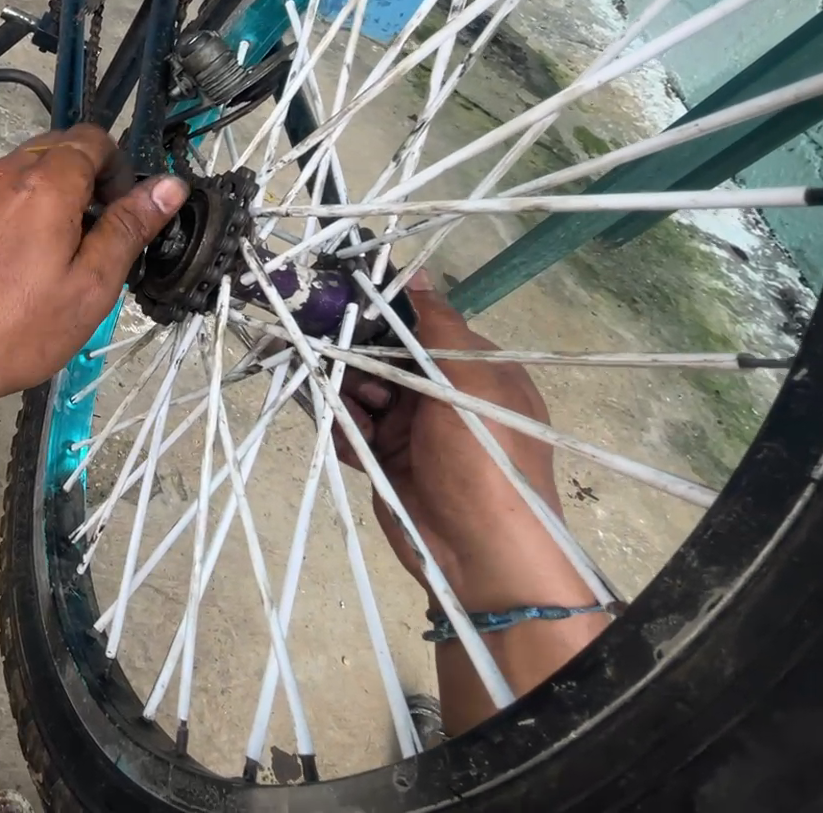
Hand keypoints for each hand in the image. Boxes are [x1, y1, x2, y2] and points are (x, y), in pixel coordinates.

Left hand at [0, 125, 188, 410]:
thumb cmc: (17, 330)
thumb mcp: (89, 287)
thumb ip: (129, 228)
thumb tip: (168, 185)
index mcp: (43, 185)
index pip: (91, 139)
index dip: (115, 167)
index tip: (117, 210)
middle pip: (52, 150)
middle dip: (80, 179)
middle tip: (86, 235)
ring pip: (15, 172)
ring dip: (41, 195)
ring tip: (43, 253)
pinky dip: (5, 210)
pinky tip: (2, 259)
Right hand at [334, 275, 591, 612]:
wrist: (480, 553)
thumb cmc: (485, 461)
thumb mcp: (469, 384)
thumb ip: (436, 328)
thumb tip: (414, 270)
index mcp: (470, 370)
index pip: (413, 326)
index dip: (375, 318)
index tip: (337, 308)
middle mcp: (437, 393)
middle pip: (374, 357)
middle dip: (353, 364)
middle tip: (348, 378)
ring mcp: (407, 427)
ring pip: (354, 391)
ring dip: (346, 402)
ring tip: (358, 424)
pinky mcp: (380, 454)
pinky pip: (346, 427)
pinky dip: (342, 432)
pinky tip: (351, 444)